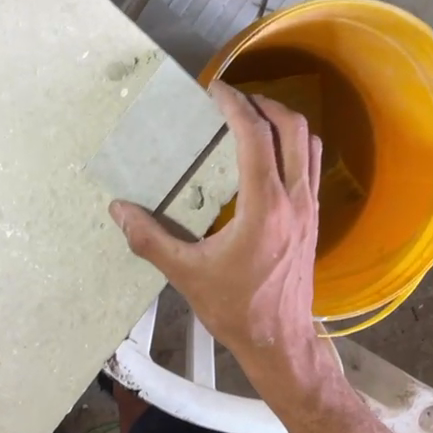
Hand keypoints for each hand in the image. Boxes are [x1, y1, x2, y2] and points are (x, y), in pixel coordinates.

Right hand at [107, 81, 339, 399]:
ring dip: (284, 122)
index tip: (213, 90)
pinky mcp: (313, 222)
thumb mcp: (187, 276)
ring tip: (254, 119)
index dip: (234, 104)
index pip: (255, 135)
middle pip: (291, 127)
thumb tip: (119, 211)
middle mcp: (294, 199)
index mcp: (264, 206)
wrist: (279, 341)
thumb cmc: (236, 311)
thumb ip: (151, 240)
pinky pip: (312, 167)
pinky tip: (270, 158)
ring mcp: (309, 209)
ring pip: (309, 144)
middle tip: (232, 102)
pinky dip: (294, 147)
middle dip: (262, 104)